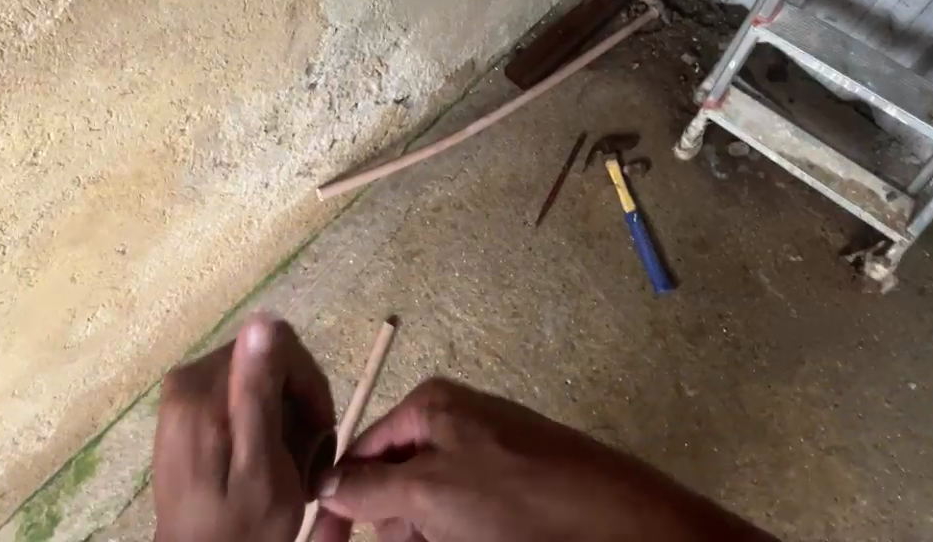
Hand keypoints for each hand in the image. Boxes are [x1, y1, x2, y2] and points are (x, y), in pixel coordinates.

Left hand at [152, 314, 336, 541]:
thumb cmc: (241, 531)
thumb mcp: (260, 467)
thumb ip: (258, 394)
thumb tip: (263, 321)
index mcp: (201, 389)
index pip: (277, 343)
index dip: (307, 383)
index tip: (320, 432)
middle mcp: (187, 378)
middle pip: (269, 356)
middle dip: (299, 399)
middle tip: (310, 454)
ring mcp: (185, 393)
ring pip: (262, 372)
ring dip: (288, 411)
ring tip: (293, 460)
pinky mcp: (189, 409)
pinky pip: (245, 390)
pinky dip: (268, 417)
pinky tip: (271, 453)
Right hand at [316, 379, 778, 541]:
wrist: (608, 516)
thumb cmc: (513, 496)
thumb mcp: (431, 493)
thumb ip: (372, 488)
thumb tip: (324, 484)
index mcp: (431, 406)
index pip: (363, 448)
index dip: (340, 498)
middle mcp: (454, 419)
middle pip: (396, 479)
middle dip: (393, 523)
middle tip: (418, 541)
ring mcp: (484, 451)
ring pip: (429, 503)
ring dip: (426, 533)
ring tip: (456, 538)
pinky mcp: (507, 482)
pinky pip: (461, 511)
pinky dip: (454, 532)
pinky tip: (473, 537)